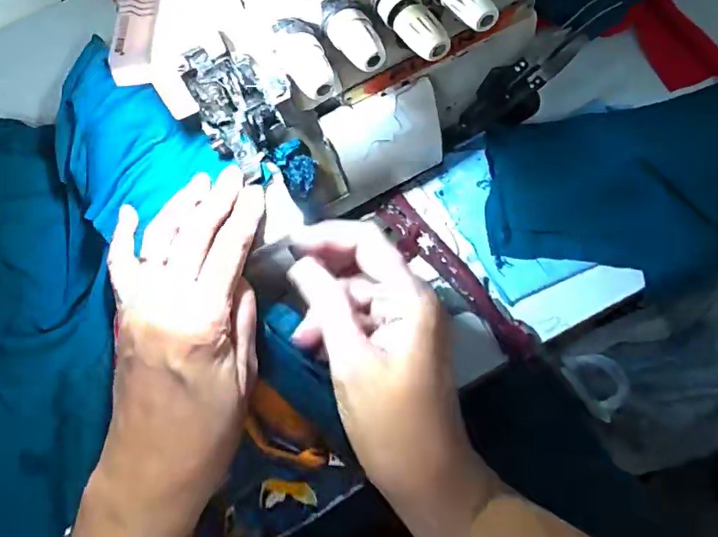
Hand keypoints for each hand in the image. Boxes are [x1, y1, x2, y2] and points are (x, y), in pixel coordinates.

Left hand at [75, 170, 264, 536]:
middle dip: (216, 199)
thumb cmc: (205, 435)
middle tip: (233, 174)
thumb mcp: (242, 378)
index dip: (245, 216)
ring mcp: (137, 304)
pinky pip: (120, 266)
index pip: (228, 250)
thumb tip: (244, 274)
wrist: (146, 471)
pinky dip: (125, 236)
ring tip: (199, 180)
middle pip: (193, 234)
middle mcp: (164, 301)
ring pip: (158, 239)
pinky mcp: (122, 314)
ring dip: (180, 205)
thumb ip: (244, 317)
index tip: (257, 190)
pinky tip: (131, 212)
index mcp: (200, 319)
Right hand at [285, 221, 503, 536]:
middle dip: (323, 275)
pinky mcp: (403, 338)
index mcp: (410, 295)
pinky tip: (316, 345)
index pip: (366, 240)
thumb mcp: (350, 360)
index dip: (326, 235)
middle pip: (362, 263)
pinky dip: (340, 324)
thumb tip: (301, 262)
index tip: (289, 244)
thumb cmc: (390, 423)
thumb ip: (325, 303)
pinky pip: (366, 315)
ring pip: (359, 292)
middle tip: (286, 284)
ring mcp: (410, 318)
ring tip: (300, 336)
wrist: (431, 481)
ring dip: (327, 306)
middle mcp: (414, 297)